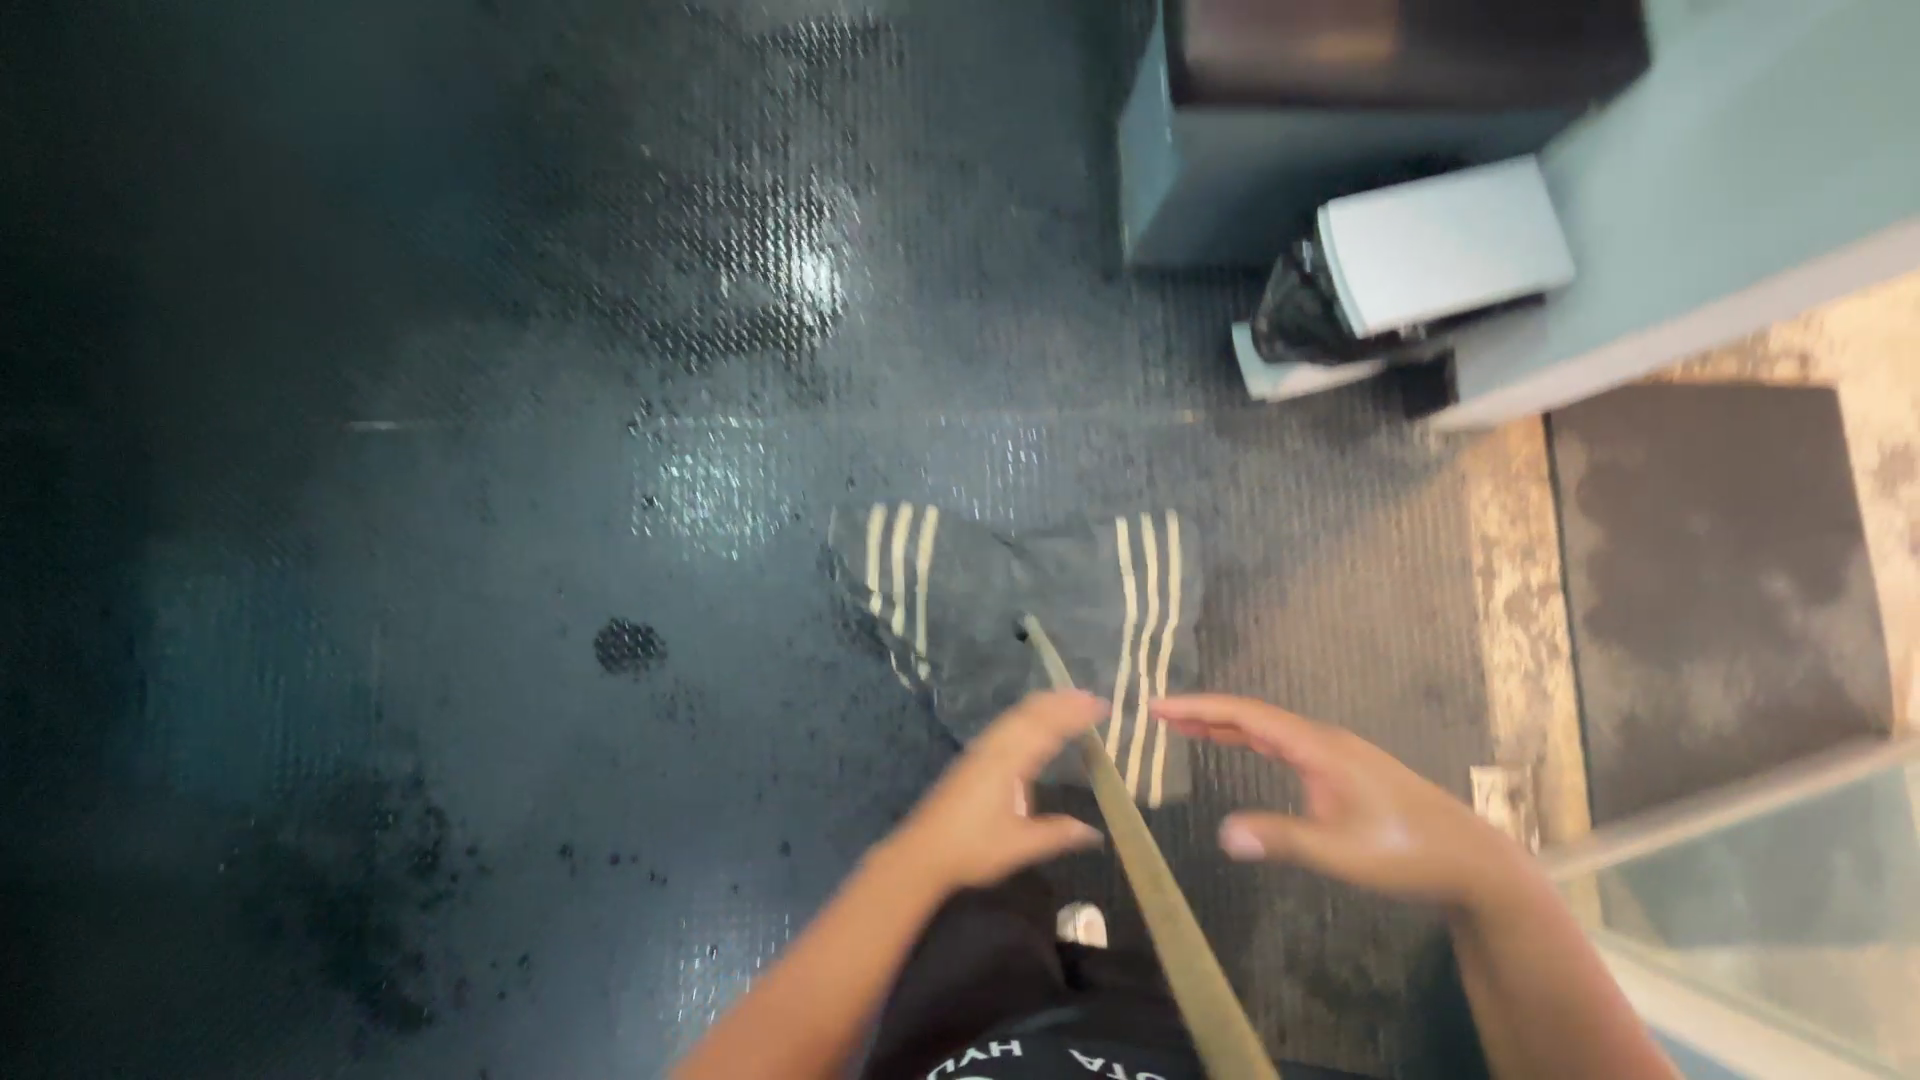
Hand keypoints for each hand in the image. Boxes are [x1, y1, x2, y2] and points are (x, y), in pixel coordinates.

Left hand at [880, 691, 1106, 892]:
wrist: (922, 851)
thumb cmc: (972, 849)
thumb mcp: (1019, 845)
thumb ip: (1056, 834)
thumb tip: (1093, 833)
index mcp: (1009, 764)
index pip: (1048, 730)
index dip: (1075, 715)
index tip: (1100, 706)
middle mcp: (994, 749)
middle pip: (1030, 714)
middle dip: (1060, 702)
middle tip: (1089, 696)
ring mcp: (980, 751)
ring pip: (1015, 716)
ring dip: (1042, 705)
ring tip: (1066, 699)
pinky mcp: (971, 759)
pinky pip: (1004, 725)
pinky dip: (1025, 715)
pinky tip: (1030, 720)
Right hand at [1152, 695, 1531, 909]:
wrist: (1471, 860)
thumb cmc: (1406, 853)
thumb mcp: (1341, 852)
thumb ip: (1282, 839)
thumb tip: (1223, 835)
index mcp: (1319, 747)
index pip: (1248, 715)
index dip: (1200, 708)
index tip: (1159, 706)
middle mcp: (1323, 739)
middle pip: (1253, 714)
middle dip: (1204, 712)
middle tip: (1159, 713)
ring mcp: (1335, 751)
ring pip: (1269, 727)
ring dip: (1226, 724)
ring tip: (1185, 727)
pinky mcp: (1342, 767)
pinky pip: (1284, 742)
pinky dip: (1251, 739)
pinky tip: (1241, 746)